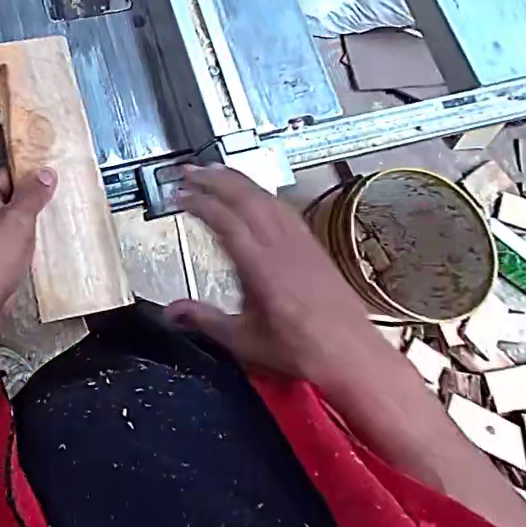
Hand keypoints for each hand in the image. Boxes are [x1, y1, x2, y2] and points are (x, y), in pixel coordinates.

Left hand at [0, 118, 55, 320]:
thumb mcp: (19, 220)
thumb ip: (34, 194)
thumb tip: (46, 173)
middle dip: (14, 167)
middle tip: (40, 158)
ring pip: (0, 198)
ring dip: (21, 192)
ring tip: (49, 186)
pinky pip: (4, 217)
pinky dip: (21, 211)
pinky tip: (41, 215)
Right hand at [166, 165, 388, 387]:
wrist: (351, 355)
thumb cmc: (304, 350)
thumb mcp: (244, 340)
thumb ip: (204, 321)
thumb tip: (175, 311)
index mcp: (261, 266)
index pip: (224, 220)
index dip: (198, 202)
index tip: (180, 196)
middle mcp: (282, 246)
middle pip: (244, 196)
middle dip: (213, 179)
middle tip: (190, 171)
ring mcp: (300, 242)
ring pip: (265, 196)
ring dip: (238, 180)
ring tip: (216, 171)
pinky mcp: (312, 244)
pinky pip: (284, 207)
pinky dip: (262, 192)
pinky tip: (256, 193)